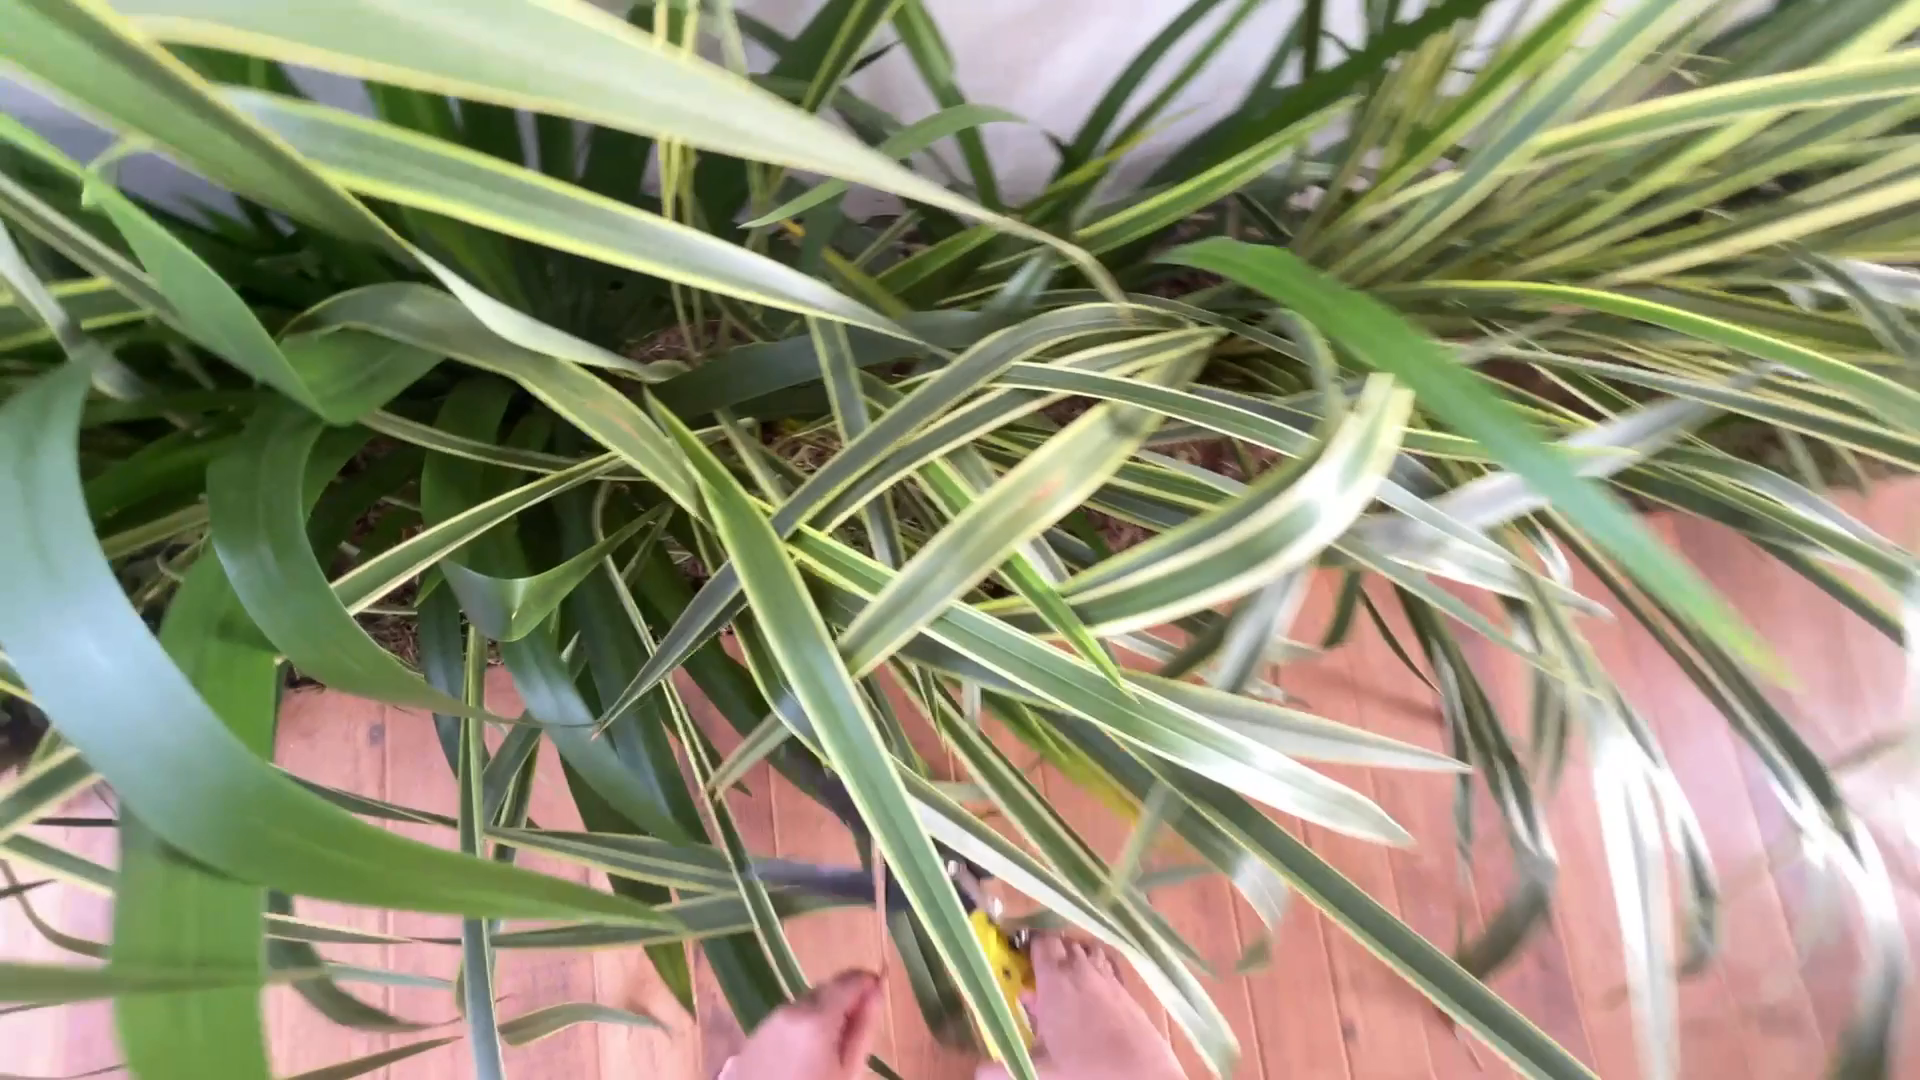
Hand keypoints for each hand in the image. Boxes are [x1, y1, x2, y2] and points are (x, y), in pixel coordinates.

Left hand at [722, 969, 884, 1079]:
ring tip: (826, 1052)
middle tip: (852, 1035)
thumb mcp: (847, 1073)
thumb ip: (863, 1028)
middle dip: (844, 1001)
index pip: (850, 980)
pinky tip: (801, 1058)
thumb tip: (877, 991)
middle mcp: (791, 1009)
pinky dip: (801, 1028)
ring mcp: (769, 1021)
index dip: (867, 984)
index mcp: (817, 1018)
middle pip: (826, 989)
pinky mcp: (754, 1036)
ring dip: (822, 1015)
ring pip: (806, 1004)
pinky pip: (787, 1020)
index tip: (876, 996)